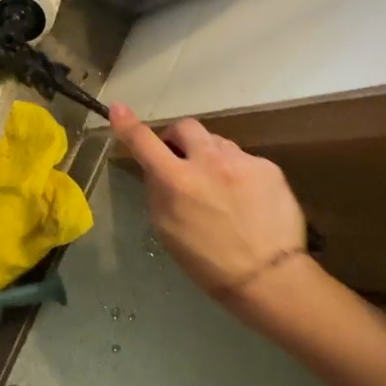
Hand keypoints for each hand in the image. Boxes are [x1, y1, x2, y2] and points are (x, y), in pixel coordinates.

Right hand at [109, 104, 307, 298]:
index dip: (127, 124)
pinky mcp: (268, 167)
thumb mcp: (166, 228)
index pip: (144, 142)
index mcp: (176, 181)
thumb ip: (159, 191)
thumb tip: (158, 170)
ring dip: (209, 156)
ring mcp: (242, 161)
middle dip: (177, 138)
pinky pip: (242, 159)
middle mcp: (208, 162)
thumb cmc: (206, 260)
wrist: (267, 276)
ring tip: (217, 186)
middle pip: (186, 127)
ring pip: (217, 142)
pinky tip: (243, 198)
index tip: (117, 109)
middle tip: (179, 159)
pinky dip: (235, 172)